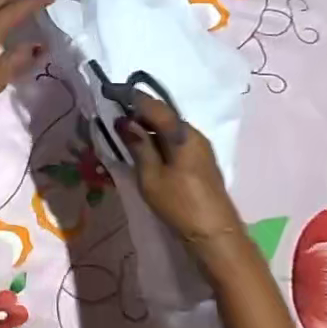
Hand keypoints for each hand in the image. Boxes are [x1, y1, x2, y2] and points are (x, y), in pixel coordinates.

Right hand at [116, 91, 243, 250]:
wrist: (216, 236)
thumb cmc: (180, 205)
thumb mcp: (151, 177)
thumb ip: (139, 146)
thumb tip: (124, 121)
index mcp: (182, 134)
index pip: (154, 106)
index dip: (131, 97)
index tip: (110, 92)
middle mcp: (194, 134)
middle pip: (163, 115)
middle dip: (138, 112)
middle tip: (114, 115)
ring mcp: (200, 147)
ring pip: (169, 128)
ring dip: (147, 126)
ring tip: (124, 132)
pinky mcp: (200, 161)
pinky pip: (175, 140)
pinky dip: (157, 139)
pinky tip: (145, 148)